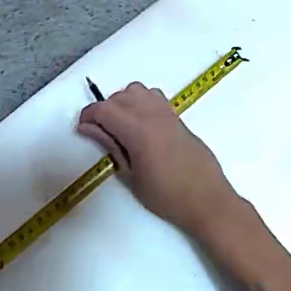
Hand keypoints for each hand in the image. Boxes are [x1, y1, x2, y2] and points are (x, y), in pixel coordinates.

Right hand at [77, 82, 260, 244]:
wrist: (206, 199)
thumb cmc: (166, 196)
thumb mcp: (130, 175)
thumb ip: (110, 146)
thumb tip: (89, 128)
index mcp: (138, 130)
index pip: (103, 109)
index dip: (88, 116)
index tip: (84, 129)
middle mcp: (152, 115)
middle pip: (119, 96)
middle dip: (104, 110)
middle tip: (102, 133)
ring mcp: (167, 114)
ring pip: (137, 90)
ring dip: (124, 102)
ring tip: (122, 127)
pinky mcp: (177, 118)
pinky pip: (154, 97)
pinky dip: (142, 102)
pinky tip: (142, 126)